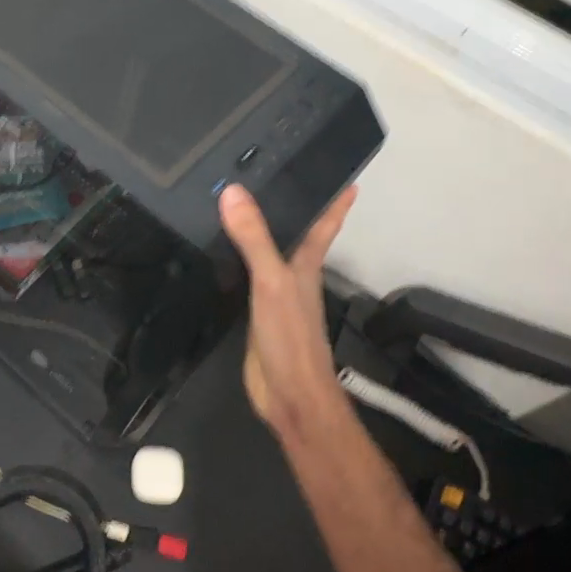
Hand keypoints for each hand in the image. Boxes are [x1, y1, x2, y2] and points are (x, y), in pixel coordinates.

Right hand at [218, 183, 356, 429]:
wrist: (290, 394)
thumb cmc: (291, 337)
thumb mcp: (272, 283)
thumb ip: (254, 240)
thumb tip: (233, 193)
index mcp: (305, 266)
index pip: (324, 226)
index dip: (335, 202)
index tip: (347, 178)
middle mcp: (293, 277)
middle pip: (295, 237)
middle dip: (291, 211)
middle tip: (275, 177)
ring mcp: (275, 299)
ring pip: (269, 257)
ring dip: (261, 235)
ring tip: (242, 207)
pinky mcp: (255, 317)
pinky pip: (247, 280)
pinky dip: (238, 263)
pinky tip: (223, 257)